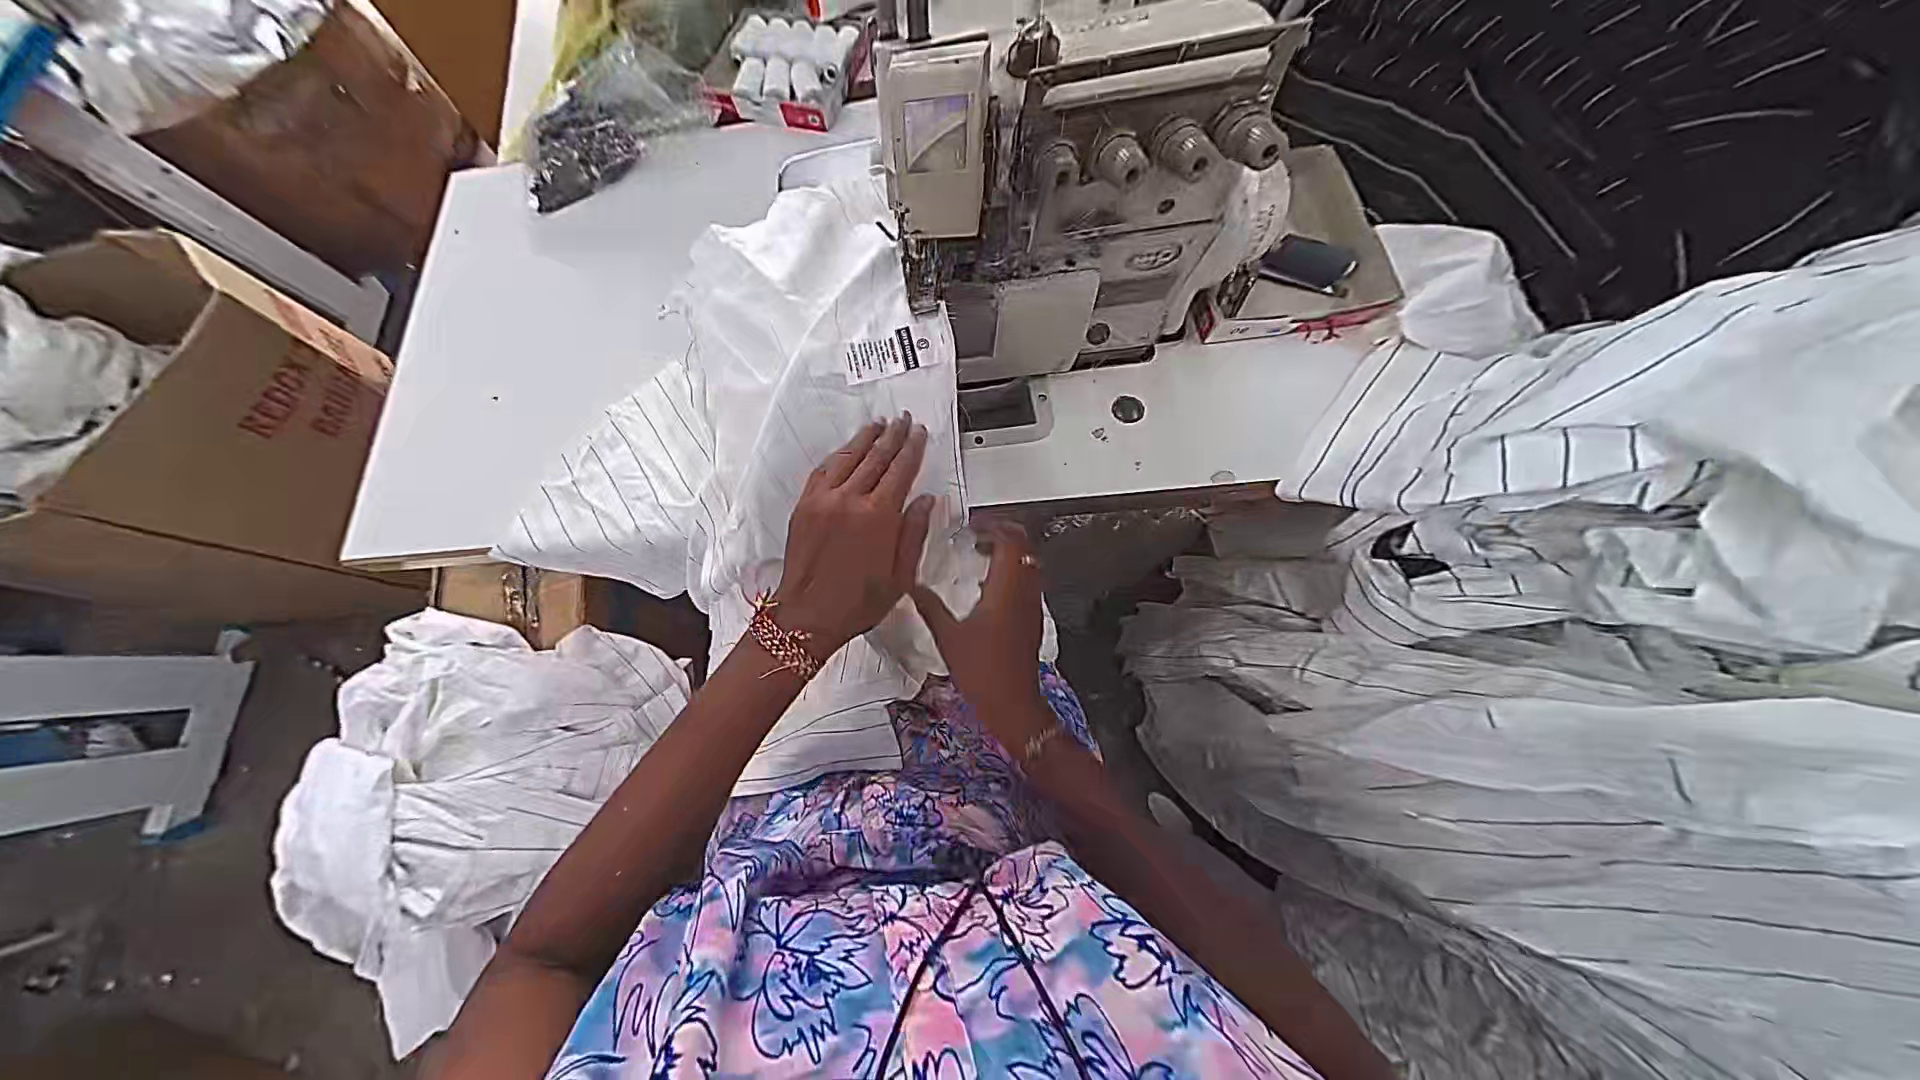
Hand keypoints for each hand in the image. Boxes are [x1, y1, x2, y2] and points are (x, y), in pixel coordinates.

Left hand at [772, 415, 934, 655]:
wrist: (808, 616)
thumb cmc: (854, 603)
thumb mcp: (901, 575)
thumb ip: (914, 533)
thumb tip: (926, 502)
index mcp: (878, 517)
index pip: (900, 470)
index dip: (912, 449)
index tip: (919, 435)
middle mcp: (849, 501)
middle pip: (876, 457)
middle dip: (892, 436)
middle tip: (903, 422)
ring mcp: (823, 501)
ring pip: (848, 457)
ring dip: (865, 439)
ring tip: (877, 426)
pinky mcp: (804, 506)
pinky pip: (823, 470)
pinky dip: (837, 455)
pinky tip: (845, 450)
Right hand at [912, 523, 1051, 749]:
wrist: (1012, 702)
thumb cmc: (981, 670)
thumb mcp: (948, 636)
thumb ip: (930, 606)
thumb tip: (912, 586)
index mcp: (1006, 587)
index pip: (1009, 538)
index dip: (991, 524)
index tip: (969, 525)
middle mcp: (1025, 589)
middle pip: (1024, 544)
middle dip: (1001, 531)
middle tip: (976, 532)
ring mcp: (1033, 603)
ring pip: (1028, 560)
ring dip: (1007, 550)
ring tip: (979, 552)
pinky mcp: (1033, 616)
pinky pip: (1027, 579)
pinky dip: (1011, 569)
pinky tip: (987, 584)